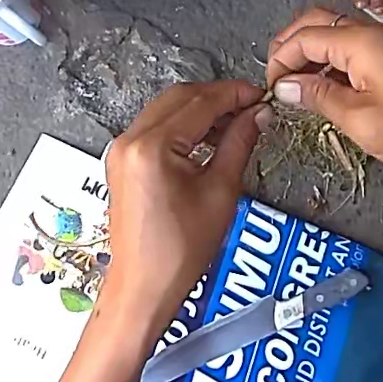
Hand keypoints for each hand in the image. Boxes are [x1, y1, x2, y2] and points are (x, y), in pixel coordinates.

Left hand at [101, 80, 268, 333]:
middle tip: (251, 107)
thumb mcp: (221, 191)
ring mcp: (122, 151)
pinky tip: (210, 138)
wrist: (144, 286)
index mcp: (152, 147)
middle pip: (182, 97)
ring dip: (203, 110)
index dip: (236, 95)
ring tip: (236, 124)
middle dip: (219, 98)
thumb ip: (239, 143)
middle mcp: (130, 142)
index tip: (260, 96)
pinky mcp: (124, 161)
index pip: (201, 102)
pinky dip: (185, 125)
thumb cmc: (178, 251)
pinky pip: (157, 127)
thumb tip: (257, 116)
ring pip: (168, 108)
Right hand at [263, 10, 382, 177]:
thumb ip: (319, 97)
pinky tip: (329, 93)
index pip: (303, 36)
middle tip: (277, 82)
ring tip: (298, 92)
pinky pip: (356, 53)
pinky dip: (333, 66)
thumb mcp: (362, 120)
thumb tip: (284, 86)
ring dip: (311, 58)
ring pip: (336, 38)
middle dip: (290, 48)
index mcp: (361, 41)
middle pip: (317, 25)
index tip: (269, 90)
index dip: (279, 60)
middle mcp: (374, 33)